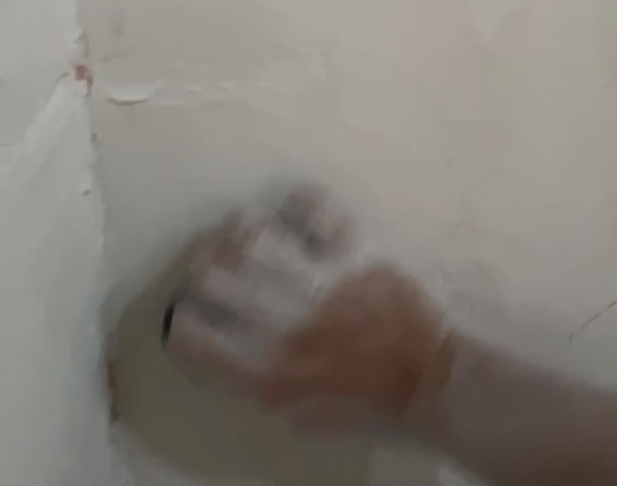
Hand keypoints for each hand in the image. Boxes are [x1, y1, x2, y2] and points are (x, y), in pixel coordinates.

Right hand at [162, 187, 453, 436]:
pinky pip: (312, 205)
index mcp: (266, 372)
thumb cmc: (366, 403)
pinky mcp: (352, 252)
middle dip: (206, 262)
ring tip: (254, 234)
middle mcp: (283, 324)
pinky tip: (302, 214)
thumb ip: (252, 379)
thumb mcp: (298, 413)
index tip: (195, 308)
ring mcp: (318, 283)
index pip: (189, 332)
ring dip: (244, 231)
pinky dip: (303, 203)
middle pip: (209, 271)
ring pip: (250, 234)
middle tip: (220, 260)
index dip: (184, 315)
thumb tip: (216, 342)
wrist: (433, 382)